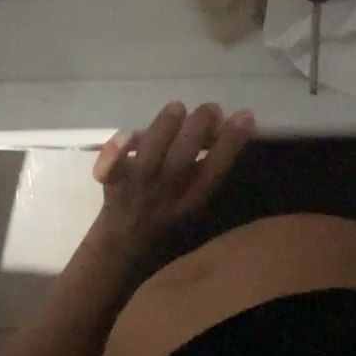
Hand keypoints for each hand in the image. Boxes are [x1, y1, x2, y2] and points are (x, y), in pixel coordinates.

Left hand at [91, 101, 252, 254]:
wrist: (124, 248)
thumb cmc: (167, 220)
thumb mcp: (194, 201)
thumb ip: (205, 171)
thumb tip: (223, 130)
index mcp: (192, 201)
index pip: (216, 169)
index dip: (231, 142)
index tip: (245, 115)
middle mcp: (166, 195)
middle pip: (182, 159)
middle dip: (199, 127)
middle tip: (212, 108)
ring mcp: (137, 188)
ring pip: (150, 156)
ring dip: (165, 127)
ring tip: (178, 108)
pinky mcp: (112, 183)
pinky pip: (110, 167)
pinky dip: (115, 151)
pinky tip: (128, 136)